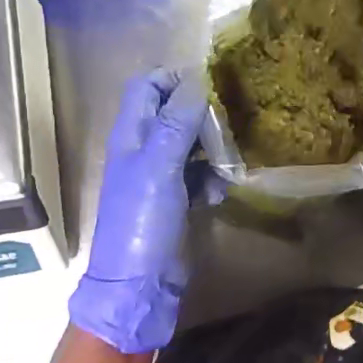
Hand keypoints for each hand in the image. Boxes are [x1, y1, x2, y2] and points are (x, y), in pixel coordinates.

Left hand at [68, 69, 218, 353]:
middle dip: (202, 116)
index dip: (174, 79)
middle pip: (173, 114)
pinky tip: (220, 194)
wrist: (140, 282)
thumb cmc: (143, 221)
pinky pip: (199, 177)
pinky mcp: (176, 201)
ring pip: (191, 146)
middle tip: (228, 125)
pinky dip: (212, 180)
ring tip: (230, 163)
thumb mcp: (159, 167)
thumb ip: (176, 123)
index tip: (211, 86)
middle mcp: (144, 150)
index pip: (147, 87)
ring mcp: (160, 177)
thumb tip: (196, 80)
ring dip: (212, 150)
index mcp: (131, 135)